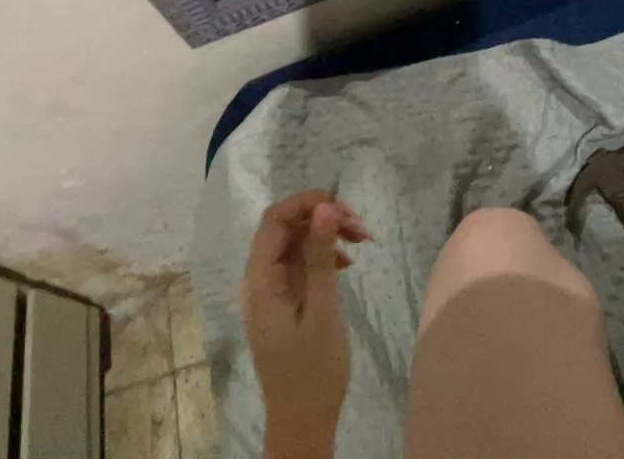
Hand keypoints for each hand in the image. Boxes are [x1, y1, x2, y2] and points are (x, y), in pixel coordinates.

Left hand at [242, 190, 372, 458]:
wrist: (303, 421)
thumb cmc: (312, 369)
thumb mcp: (322, 310)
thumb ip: (320, 257)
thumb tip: (324, 208)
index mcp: (261, 279)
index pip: (275, 220)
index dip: (306, 203)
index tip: (342, 203)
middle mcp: (261, 278)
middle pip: (287, 228)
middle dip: (323, 217)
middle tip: (361, 227)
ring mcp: (272, 290)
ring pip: (296, 243)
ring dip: (327, 235)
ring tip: (362, 241)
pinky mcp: (285, 300)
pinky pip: (301, 263)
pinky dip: (324, 255)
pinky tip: (347, 263)